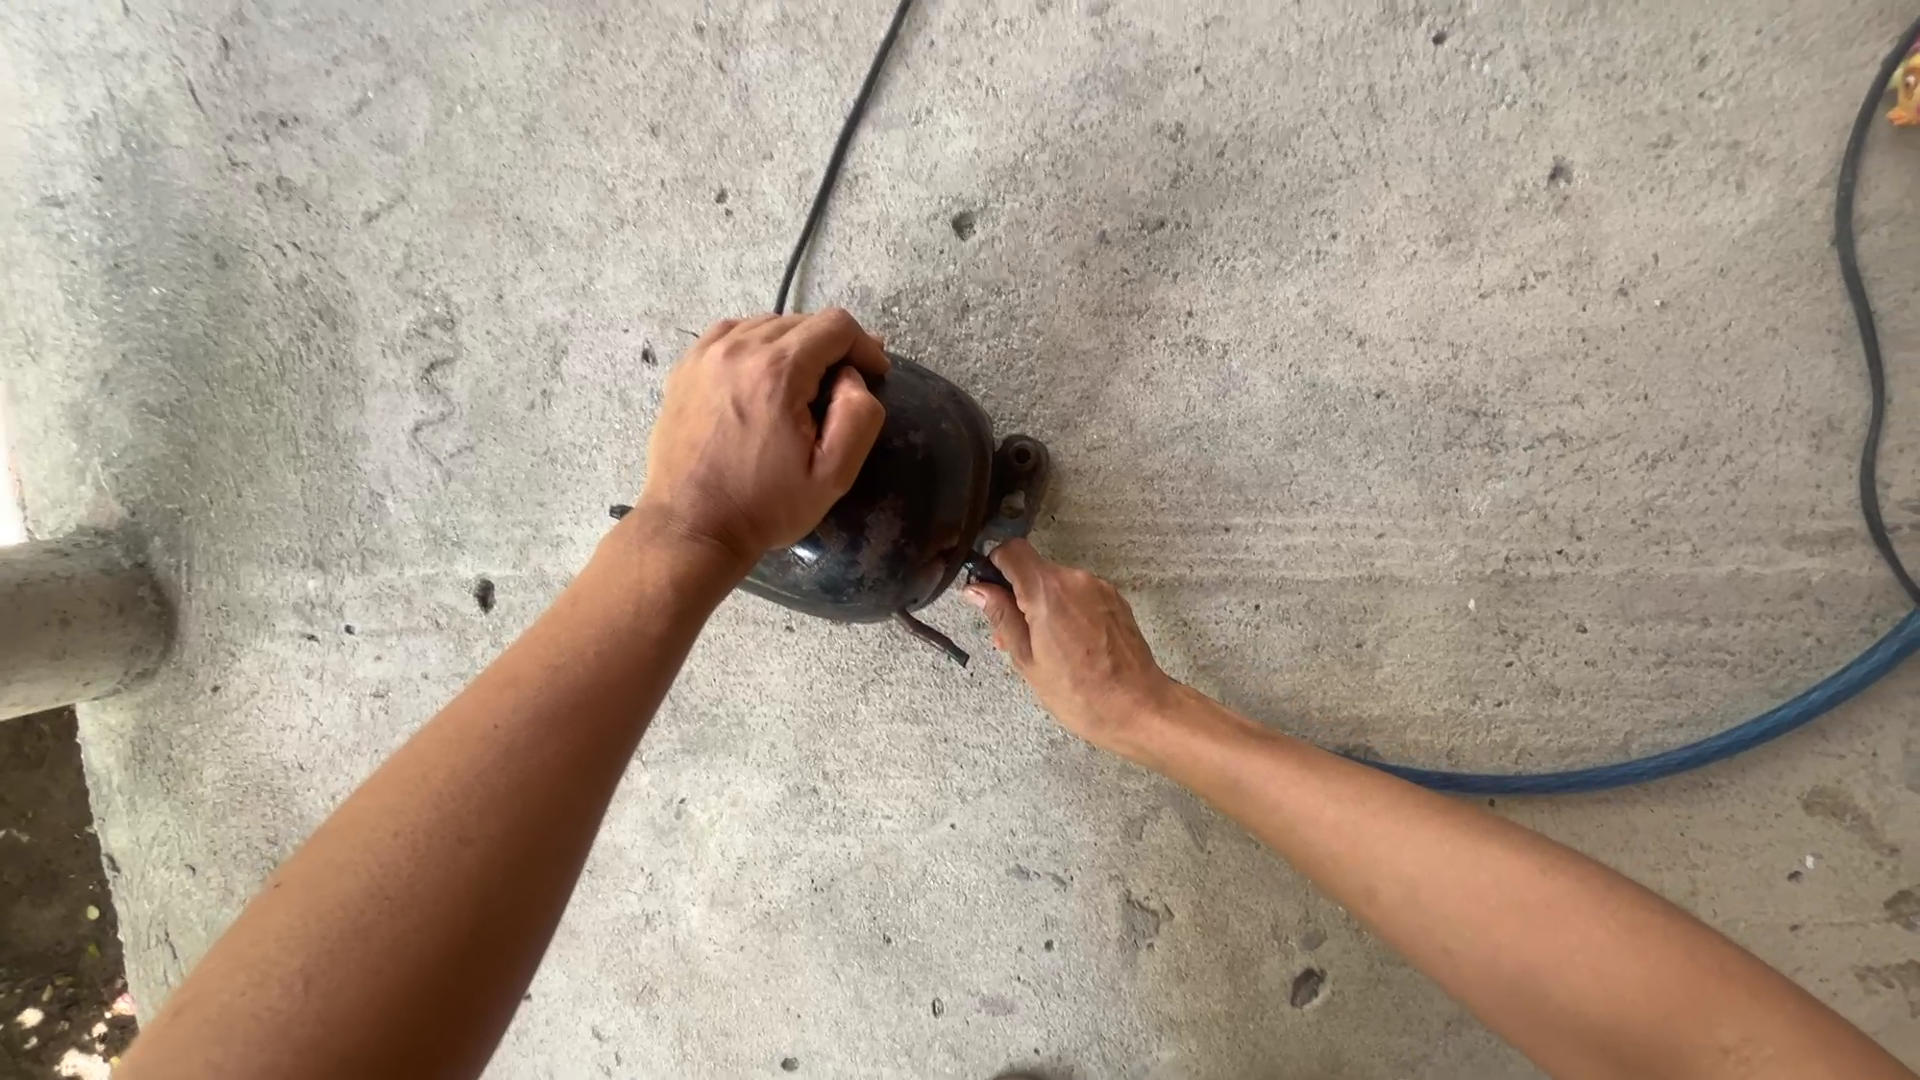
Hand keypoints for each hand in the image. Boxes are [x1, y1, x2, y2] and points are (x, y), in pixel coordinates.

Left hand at [636, 309, 889, 566]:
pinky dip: (759, 346)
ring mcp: (705, 355)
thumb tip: (852, 378)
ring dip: (796, 346)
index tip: (875, 375)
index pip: (836, 325)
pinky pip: (733, 335)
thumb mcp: (834, 475)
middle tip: (843, 387)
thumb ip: (860, 416)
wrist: (692, 527)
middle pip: (803, 322)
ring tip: (805, 386)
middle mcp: (738, 348)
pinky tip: (765, 378)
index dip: (865, 346)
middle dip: (833, 348)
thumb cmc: (765, 506)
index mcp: (778, 371)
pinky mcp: (686, 368)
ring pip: (767, 324)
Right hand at [963, 539, 1176, 757]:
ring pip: (1056, 583)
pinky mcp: (1114, 598)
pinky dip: (1066, 610)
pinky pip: (1078, 593)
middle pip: (1034, 569)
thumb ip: (1001, 615)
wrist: (1137, 707)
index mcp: (1047, 591)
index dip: (995, 565)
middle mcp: (1075, 579)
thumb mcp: (1026, 658)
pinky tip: (1069, 644)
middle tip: (1013, 635)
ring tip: (1044, 647)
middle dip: (1018, 595)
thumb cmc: (1081, 693)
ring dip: (1042, 605)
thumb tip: (977, 590)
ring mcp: (1098, 587)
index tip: (989, 589)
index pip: (1012, 550)